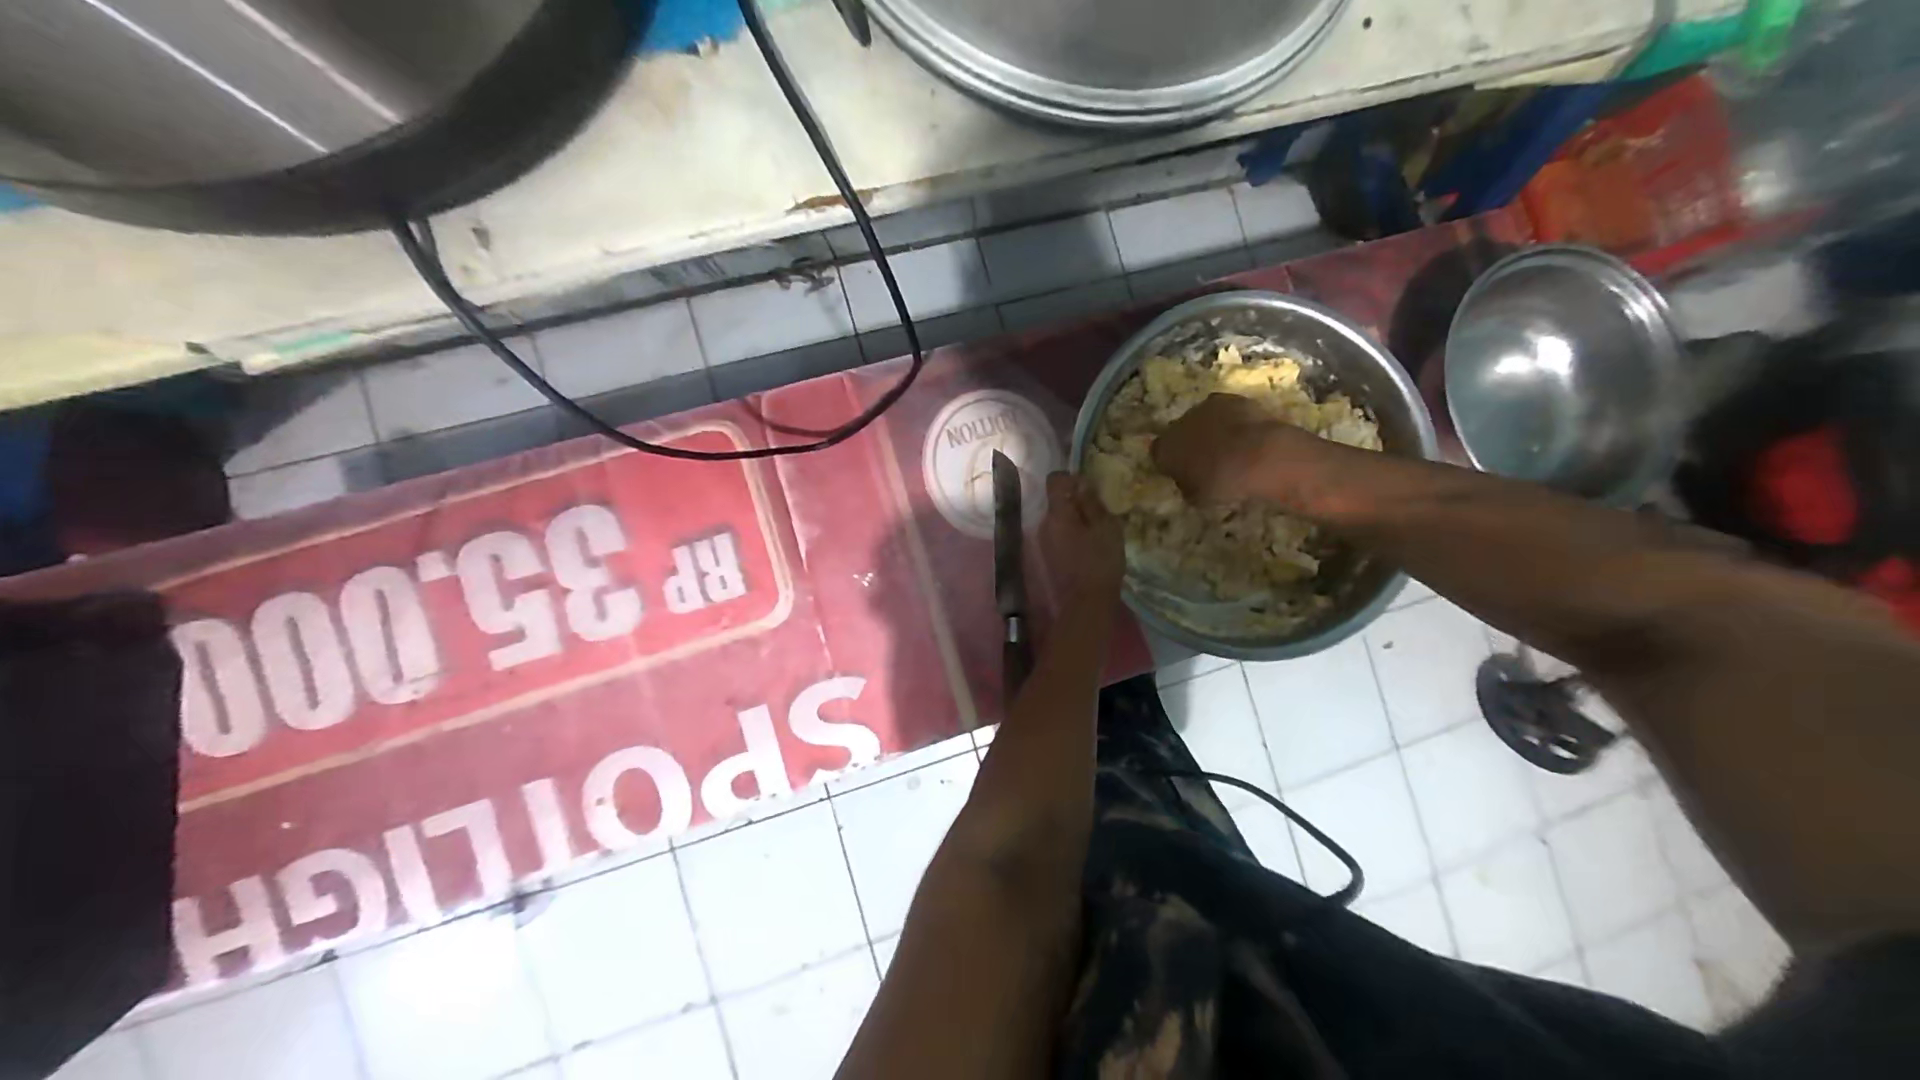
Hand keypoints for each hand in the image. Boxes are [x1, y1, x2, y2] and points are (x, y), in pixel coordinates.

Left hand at [1040, 472, 1123, 602]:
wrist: (1086, 602)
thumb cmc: (1100, 561)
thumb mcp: (1105, 527)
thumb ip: (1091, 502)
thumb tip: (1081, 482)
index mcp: (1057, 513)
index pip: (1055, 480)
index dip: (1071, 478)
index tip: (1089, 488)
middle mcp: (1043, 524)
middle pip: (1056, 501)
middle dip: (1075, 501)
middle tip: (1100, 512)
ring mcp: (1043, 541)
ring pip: (1058, 519)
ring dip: (1075, 520)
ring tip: (1097, 532)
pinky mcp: (1048, 556)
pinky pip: (1059, 535)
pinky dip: (1072, 534)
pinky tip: (1089, 547)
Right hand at [1152, 393, 1328, 506]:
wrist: (1260, 456)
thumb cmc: (1223, 483)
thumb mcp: (1198, 498)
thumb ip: (1187, 486)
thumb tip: (1188, 480)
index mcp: (1164, 450)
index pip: (1158, 454)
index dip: (1170, 462)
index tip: (1183, 471)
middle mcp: (1177, 425)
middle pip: (1177, 433)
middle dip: (1188, 443)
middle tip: (1206, 459)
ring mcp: (1202, 408)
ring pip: (1200, 419)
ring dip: (1209, 429)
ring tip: (1229, 446)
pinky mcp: (1227, 398)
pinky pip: (1223, 410)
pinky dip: (1230, 419)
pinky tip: (1245, 433)